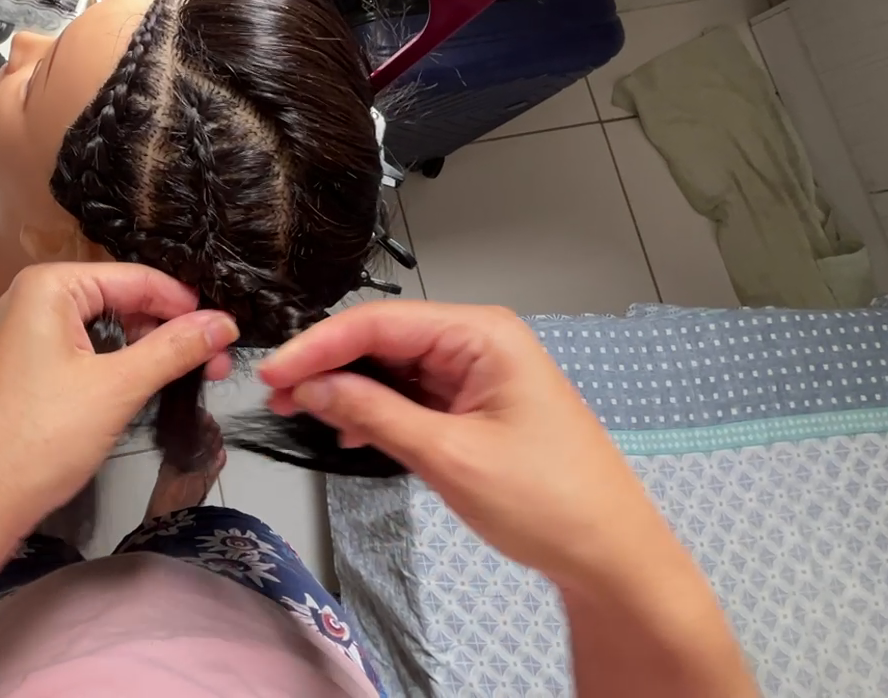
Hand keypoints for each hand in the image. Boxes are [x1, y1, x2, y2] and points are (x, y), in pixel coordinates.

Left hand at [0, 262, 238, 545]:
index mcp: (49, 285)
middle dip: (170, 330)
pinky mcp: (31, 363)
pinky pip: (87, 349)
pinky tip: (151, 381)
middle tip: (216, 362)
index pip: (135, 278)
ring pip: (107, 326)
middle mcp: (36, 297)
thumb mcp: (116, 388)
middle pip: (121, 298)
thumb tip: (225, 322)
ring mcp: (30, 331)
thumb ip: (174, 349)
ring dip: (150, 349)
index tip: (228, 330)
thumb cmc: (37, 441)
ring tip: (192, 375)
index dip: (185, 304)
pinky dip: (121, 364)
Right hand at [257, 301, 678, 589]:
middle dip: (328, 366)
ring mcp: (472, 372)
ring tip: (298, 411)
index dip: (318, 345)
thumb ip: (373, 411)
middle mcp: (474, 341)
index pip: (378, 323)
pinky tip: (346, 428)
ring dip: (345, 389)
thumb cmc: (547, 503)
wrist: (615, 564)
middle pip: (381, 340)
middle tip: (277, 394)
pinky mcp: (468, 402)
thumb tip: (307, 385)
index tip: (272, 371)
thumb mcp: (449, 455)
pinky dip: (373, 409)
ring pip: (389, 366)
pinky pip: (408, 393)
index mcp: (480, 334)